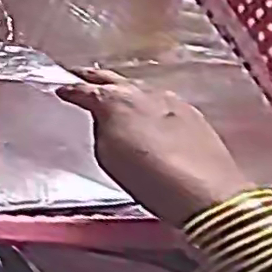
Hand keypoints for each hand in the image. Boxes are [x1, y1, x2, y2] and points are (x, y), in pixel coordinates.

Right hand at [56, 68, 251, 223]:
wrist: (210, 196)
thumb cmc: (149, 179)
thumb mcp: (107, 155)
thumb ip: (99, 129)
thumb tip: (102, 119)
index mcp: (111, 100)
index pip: (82, 90)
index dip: (69, 90)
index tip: (61, 91)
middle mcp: (138, 92)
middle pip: (109, 78)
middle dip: (92, 77)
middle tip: (79, 76)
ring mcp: (168, 99)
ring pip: (136, 87)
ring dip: (123, 89)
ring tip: (113, 93)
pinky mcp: (192, 113)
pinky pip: (160, 100)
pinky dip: (147, 102)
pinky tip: (147, 110)